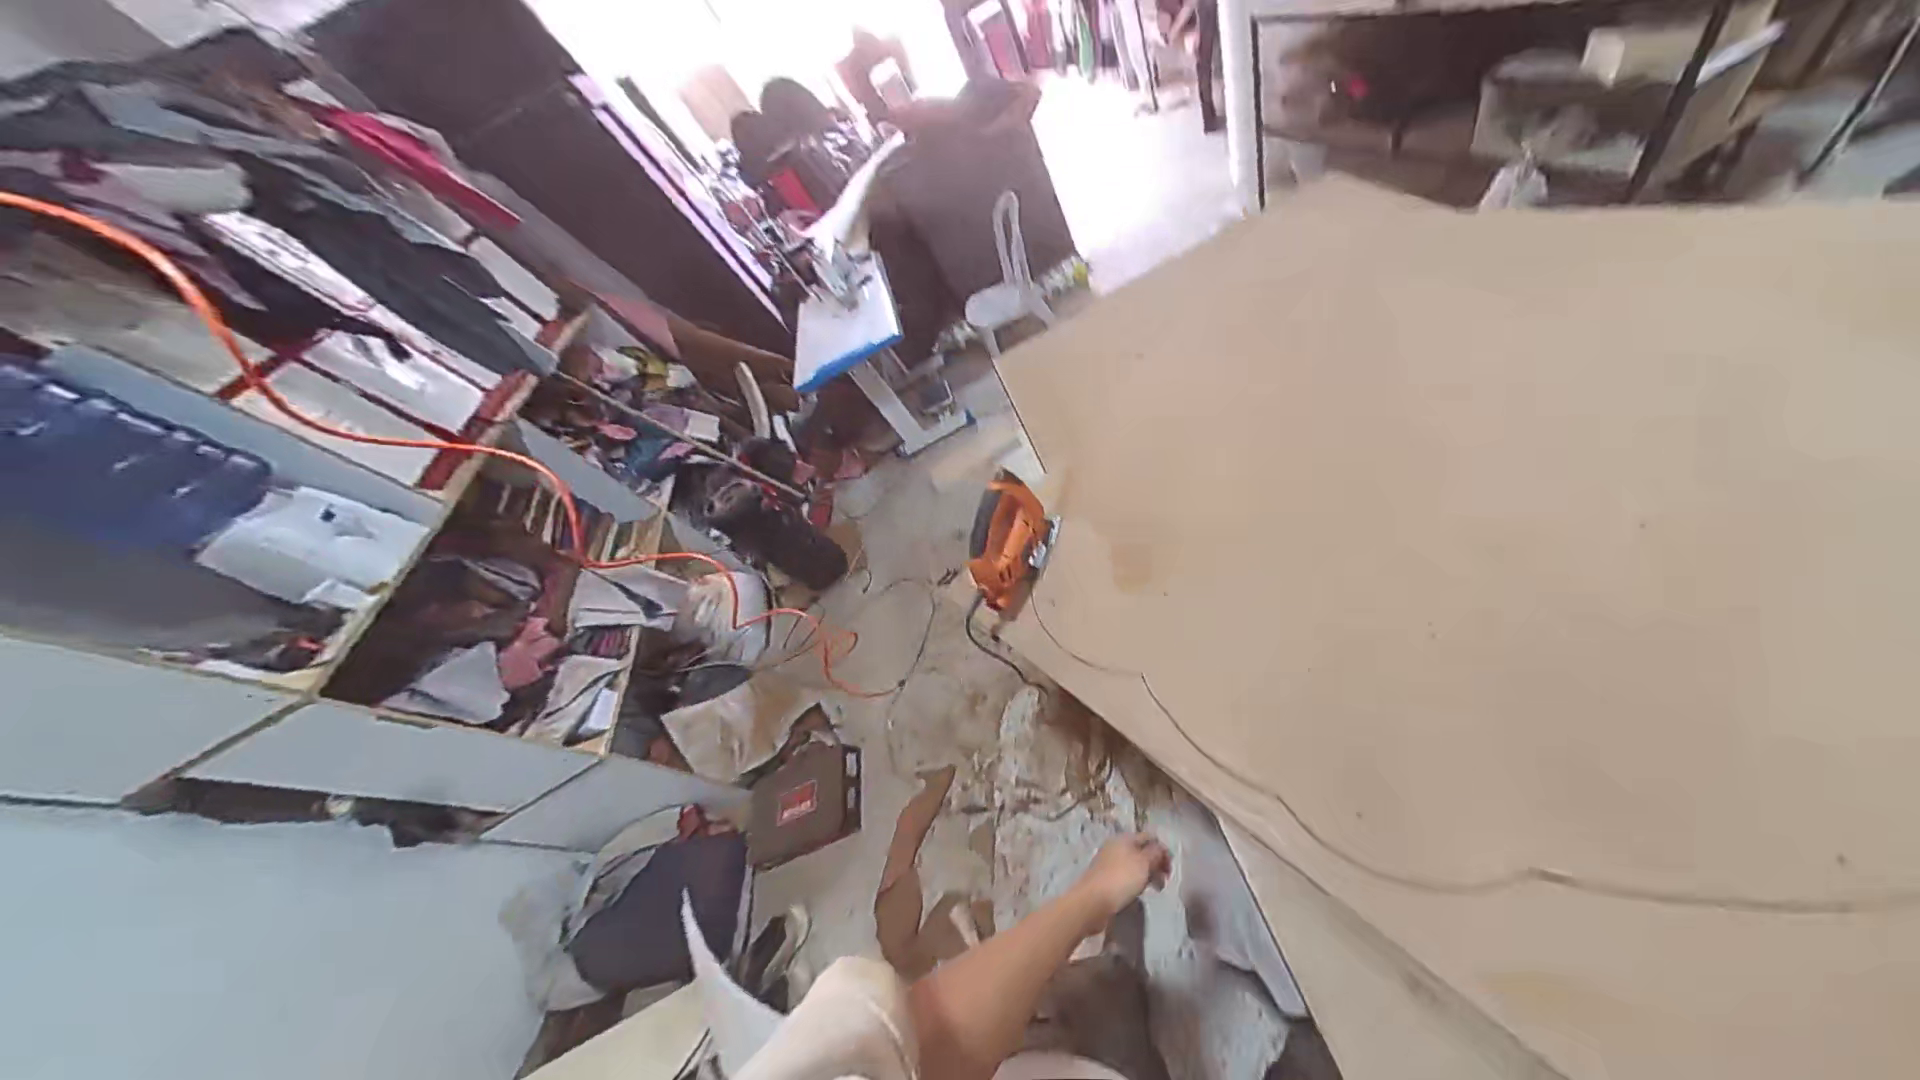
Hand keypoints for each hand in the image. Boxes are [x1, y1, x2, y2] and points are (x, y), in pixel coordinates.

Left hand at [1074, 833, 1171, 920]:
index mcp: (1124, 838)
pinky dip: (1137, 881)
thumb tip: (1160, 848)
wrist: (1094, 900)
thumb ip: (1155, 853)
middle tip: (1165, 880)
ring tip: (1155, 889)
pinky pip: (1127, 875)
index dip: (1162, 850)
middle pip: (1142, 851)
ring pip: (1135, 864)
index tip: (1170, 869)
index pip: (1149, 837)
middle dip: (1156, 863)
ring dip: (1148, 874)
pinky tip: (1139, 892)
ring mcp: (1110, 862)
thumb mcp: (1143, 862)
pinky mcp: (1107, 877)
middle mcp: (1116, 846)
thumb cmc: (1121, 878)